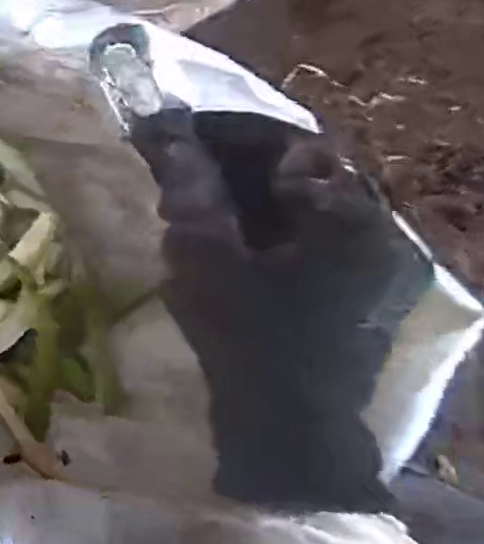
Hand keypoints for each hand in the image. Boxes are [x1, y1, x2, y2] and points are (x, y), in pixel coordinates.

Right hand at [131, 109, 430, 514]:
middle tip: (167, 153)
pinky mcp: (356, 281)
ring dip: (241, 181)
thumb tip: (169, 130)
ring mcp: (373, 258)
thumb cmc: (244, 329)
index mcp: (351, 220)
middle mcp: (377, 230)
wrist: (289, 417)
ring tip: (181, 184)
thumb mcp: (203, 253)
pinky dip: (257, 210)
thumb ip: (191, 188)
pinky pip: (304, 224)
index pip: (290, 143)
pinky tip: (215, 221)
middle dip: (229, 153)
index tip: (166, 126)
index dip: (224, 128)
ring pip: (302, 195)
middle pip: (301, 166)